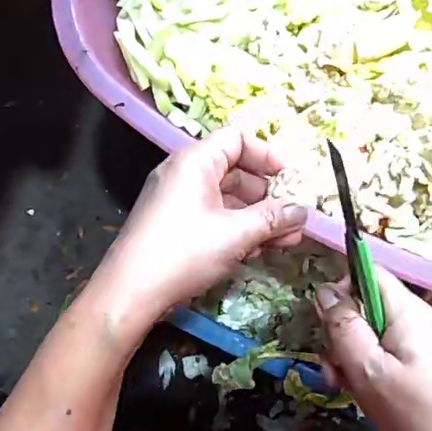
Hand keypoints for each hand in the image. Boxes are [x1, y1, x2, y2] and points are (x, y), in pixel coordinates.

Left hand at [90, 127, 308, 325]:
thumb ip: (272, 219)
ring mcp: (175, 199)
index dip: (266, 155)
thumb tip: (302, 212)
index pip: (237, 139)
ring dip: (255, 218)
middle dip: (267, 197)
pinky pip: (210, 216)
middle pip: (234, 171)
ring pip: (224, 198)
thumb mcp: (236, 234)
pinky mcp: (171, 224)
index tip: (289, 179)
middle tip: (292, 221)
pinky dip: (234, 229)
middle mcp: (182, 173)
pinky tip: (254, 252)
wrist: (129, 291)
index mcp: (195, 162)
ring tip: (282, 242)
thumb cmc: (184, 252)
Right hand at [317, 268, 431, 430]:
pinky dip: (365, 367)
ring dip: (348, 355)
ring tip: (343, 386)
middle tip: (333, 369)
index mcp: (407, 311)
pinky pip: (382, 351)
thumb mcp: (365, 366)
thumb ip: (342, 325)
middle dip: (340, 332)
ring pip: (369, 331)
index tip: (326, 322)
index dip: (341, 288)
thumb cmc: (410, 409)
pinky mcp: (418, 362)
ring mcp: (418, 341)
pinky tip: (360, 392)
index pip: (368, 272)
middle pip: (365, 305)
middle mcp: (415, 318)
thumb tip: (325, 291)